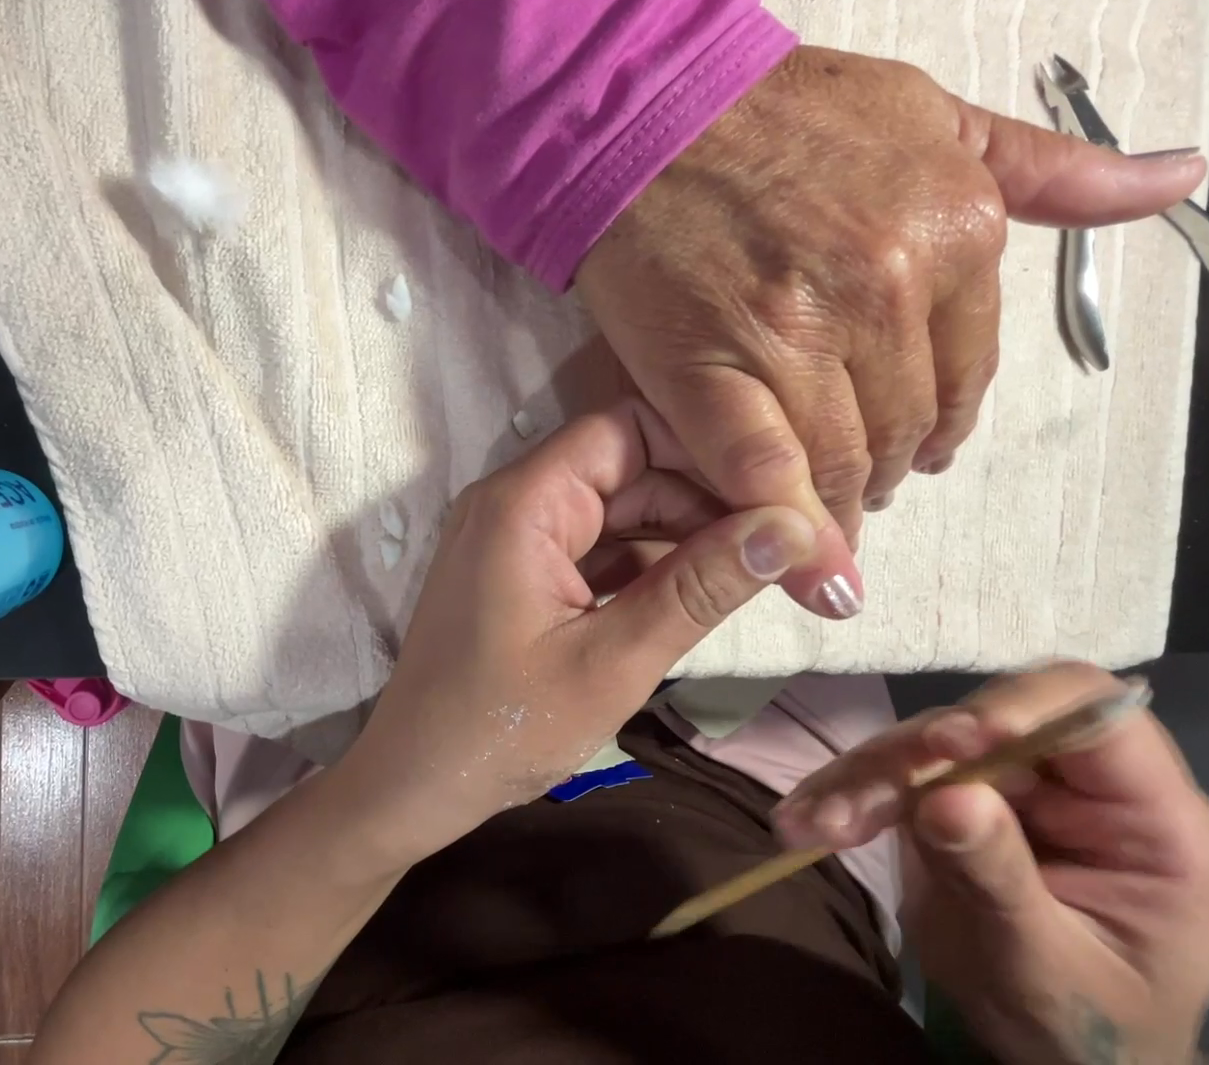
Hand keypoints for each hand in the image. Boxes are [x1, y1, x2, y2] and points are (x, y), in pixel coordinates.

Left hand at [328, 398, 818, 864]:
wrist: (416, 782)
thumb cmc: (505, 727)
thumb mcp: (614, 660)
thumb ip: (701, 586)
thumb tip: (792, 526)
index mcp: (525, 500)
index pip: (630, 426)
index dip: (708, 446)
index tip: (783, 488)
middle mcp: (515, 500)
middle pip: (629, 466)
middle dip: (706, 500)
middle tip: (792, 543)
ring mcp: (515, 537)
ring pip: (617, 509)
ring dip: (683, 536)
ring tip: (763, 570)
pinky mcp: (521, 572)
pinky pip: (594, 546)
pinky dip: (645, 564)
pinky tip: (702, 591)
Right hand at [577, 46, 1208, 620]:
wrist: (650, 123)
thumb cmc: (781, 116)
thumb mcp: (934, 114)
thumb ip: (1048, 166)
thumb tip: (1172, 179)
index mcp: (953, 234)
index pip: (962, 377)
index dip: (938, 430)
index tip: (915, 457)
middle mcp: (884, 293)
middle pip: (902, 430)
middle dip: (888, 474)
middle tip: (862, 492)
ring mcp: (793, 341)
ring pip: (841, 460)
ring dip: (841, 509)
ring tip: (827, 524)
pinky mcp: (711, 374)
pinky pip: (761, 469)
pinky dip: (788, 528)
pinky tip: (814, 578)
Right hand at [772, 663, 1208, 1064]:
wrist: (1051, 1060)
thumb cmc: (1085, 1027)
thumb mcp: (1047, 968)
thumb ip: (1001, 879)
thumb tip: (948, 796)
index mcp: (1146, 818)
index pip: (1094, 715)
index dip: (1024, 709)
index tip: (953, 746)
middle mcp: (1070, 784)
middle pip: (980, 724)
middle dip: (906, 761)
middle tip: (847, 813)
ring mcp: (1005, 787)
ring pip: (919, 747)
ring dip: (859, 782)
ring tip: (808, 829)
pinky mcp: (947, 797)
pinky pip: (887, 776)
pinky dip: (840, 796)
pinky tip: (802, 823)